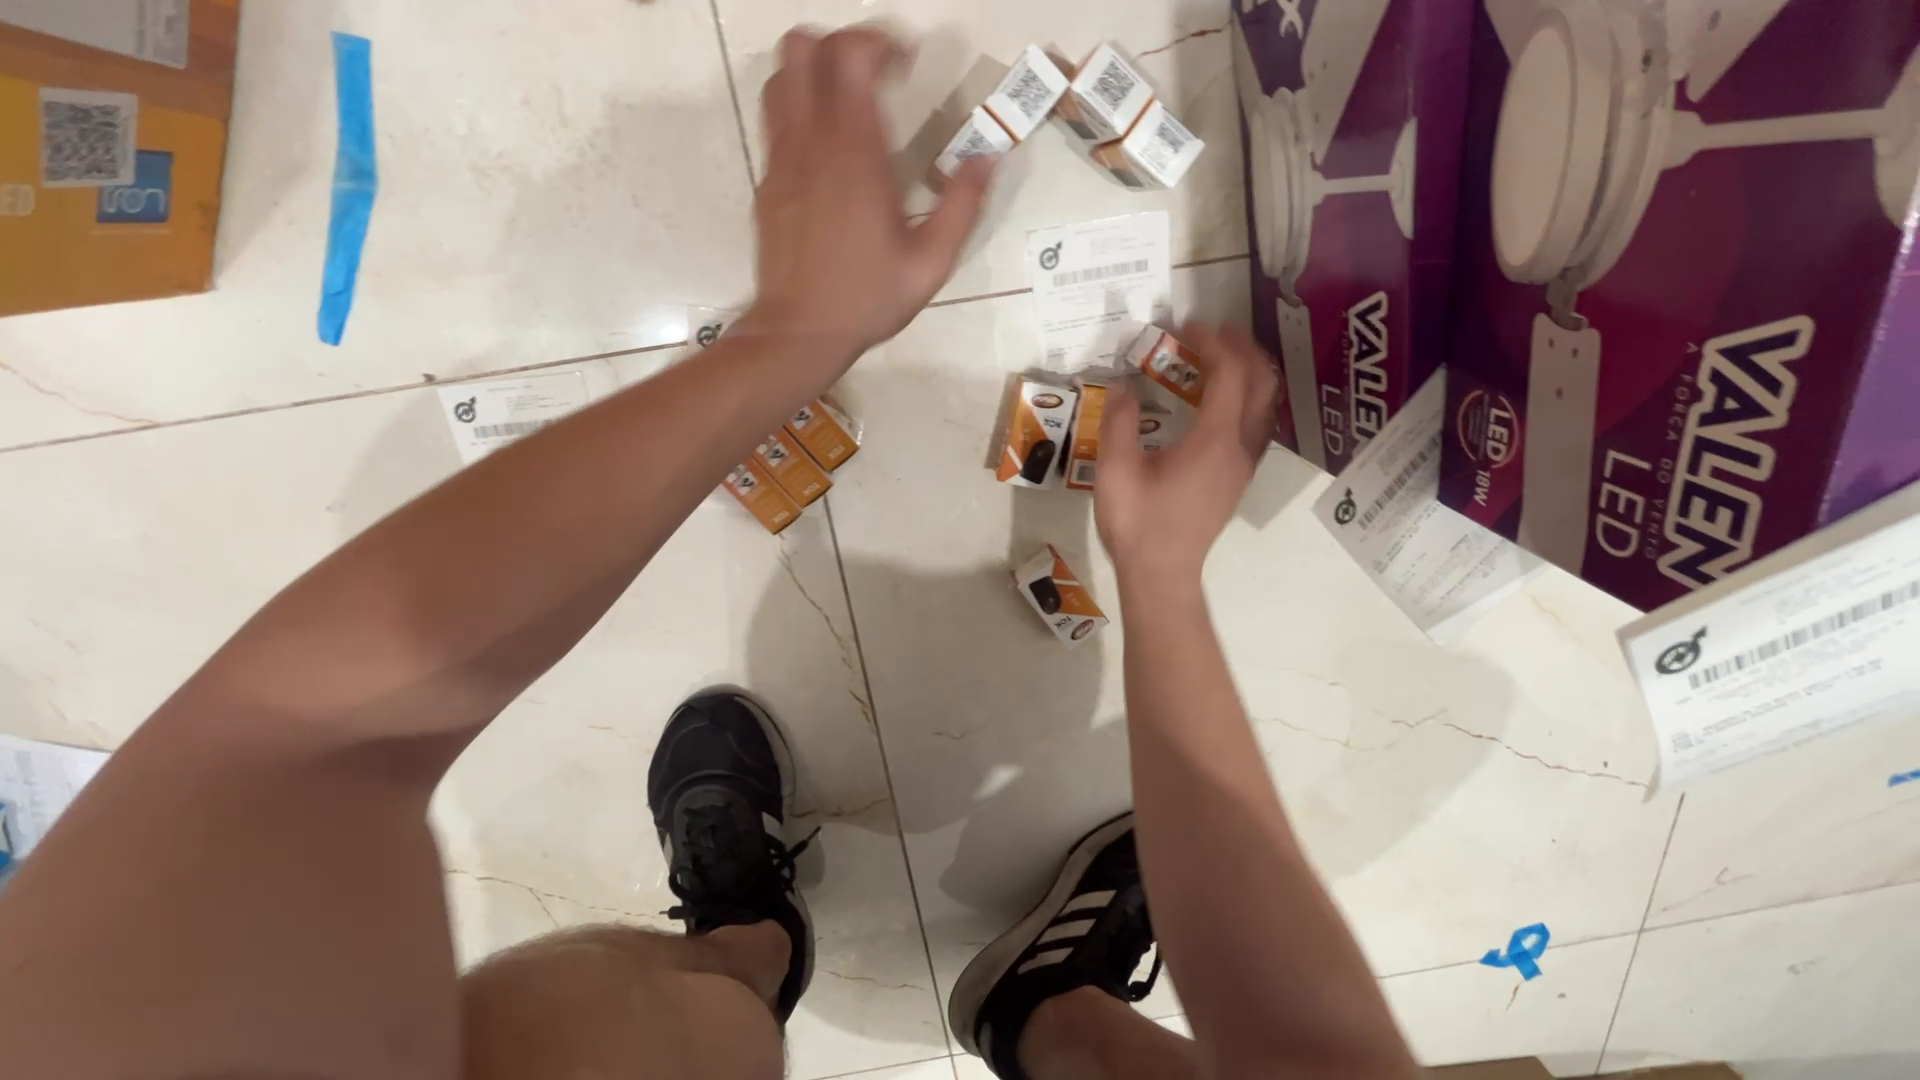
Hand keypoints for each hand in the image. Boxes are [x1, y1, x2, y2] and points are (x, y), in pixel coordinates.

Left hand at [748, 26, 994, 358]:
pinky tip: (827, 148)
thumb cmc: (867, 299)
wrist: (799, 331)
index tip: (906, 64)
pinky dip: (798, 110)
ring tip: (846, 98)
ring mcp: (780, 160)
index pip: (852, 56)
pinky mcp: (767, 183)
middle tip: (876, 73)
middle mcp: (810, 143)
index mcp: (854, 154)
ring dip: (812, 70)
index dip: (881, 43)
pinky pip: (774, 121)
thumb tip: (989, 158)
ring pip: (779, 76)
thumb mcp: (931, 263)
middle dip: (843, 44)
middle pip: (805, 48)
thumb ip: (963, 206)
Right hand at [1095, 323, 1283, 581]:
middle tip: (1208, 334)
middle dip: (1240, 347)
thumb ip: (1118, 422)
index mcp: (1213, 439)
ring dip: (1249, 371)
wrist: (1161, 574)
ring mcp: (1244, 464)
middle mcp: (1240, 447)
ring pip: (1266, 403)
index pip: (1229, 373)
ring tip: (1217, 358)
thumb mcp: (1113, 470)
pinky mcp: (1239, 478)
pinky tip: (1219, 400)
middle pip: (1261, 381)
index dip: (1213, 341)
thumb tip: (1123, 387)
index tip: (1186, 327)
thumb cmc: (1137, 524)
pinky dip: (1247, 397)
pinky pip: (1258, 423)